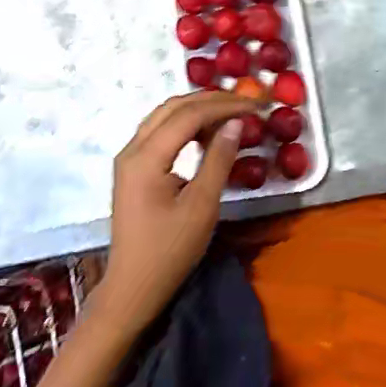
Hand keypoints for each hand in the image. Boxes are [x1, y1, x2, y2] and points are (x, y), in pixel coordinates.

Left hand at [96, 91, 262, 326]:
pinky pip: (160, 132)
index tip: (256, 106)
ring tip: (232, 113)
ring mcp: (129, 158)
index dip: (225, 105)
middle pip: (173, 107)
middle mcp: (132, 149)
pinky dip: (186, 125)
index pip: (189, 115)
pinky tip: (207, 133)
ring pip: (164, 117)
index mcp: (146, 157)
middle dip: (211, 100)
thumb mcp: (202, 206)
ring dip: (198, 109)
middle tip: (247, 102)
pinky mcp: (133, 169)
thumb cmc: (170, 250)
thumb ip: (219, 160)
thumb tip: (236, 124)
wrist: (134, 286)